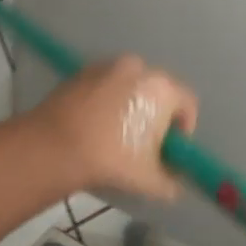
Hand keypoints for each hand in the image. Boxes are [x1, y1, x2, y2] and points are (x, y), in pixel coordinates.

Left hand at [29, 55, 198, 199]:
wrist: (57, 143)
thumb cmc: (113, 158)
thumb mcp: (153, 181)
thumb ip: (172, 180)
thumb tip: (172, 177)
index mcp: (161, 87)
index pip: (187, 103)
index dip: (184, 129)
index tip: (171, 149)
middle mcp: (136, 67)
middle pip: (158, 90)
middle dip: (157, 114)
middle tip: (146, 142)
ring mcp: (106, 64)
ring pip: (130, 85)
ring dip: (131, 104)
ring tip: (118, 133)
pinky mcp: (82, 70)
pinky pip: (106, 83)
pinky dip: (107, 99)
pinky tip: (97, 123)